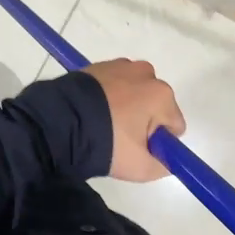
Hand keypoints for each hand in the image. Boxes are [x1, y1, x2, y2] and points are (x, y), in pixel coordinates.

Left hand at [83, 59, 186, 181]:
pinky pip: (112, 85)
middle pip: (153, 105)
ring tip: (102, 124)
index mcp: (161, 94)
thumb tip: (166, 158)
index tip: (139, 149)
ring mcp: (119, 66)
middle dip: (142, 120)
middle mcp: (145, 73)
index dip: (159, 141)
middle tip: (119, 138)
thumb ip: (164, 165)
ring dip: (124, 106)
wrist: (61, 123)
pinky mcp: (96, 66)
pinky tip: (91, 112)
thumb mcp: (142, 168)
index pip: (173, 125)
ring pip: (133, 92)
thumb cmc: (108, 143)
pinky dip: (107, 96)